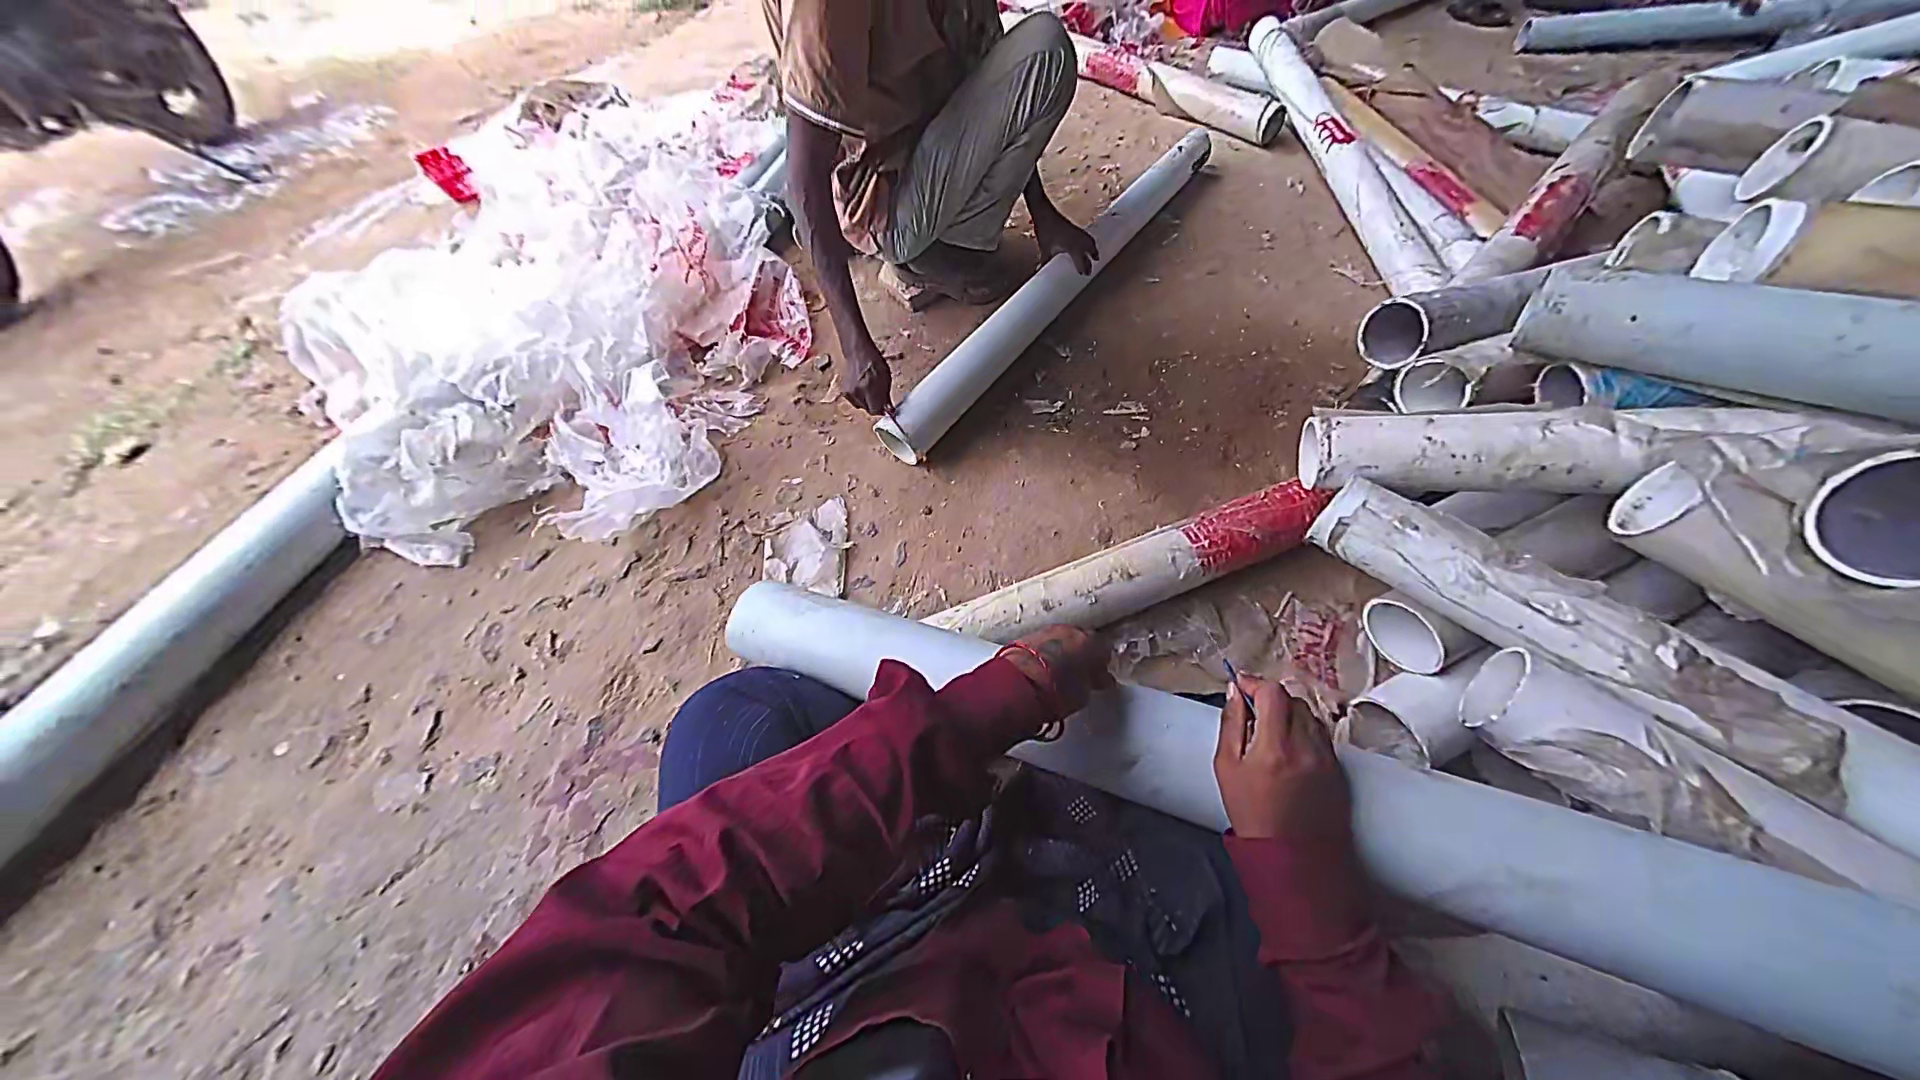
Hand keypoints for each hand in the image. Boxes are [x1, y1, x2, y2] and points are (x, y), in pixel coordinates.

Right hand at [840, 335, 892, 415]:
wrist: (858, 353)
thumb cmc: (874, 362)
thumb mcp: (886, 379)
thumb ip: (886, 396)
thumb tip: (889, 410)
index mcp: (869, 388)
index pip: (876, 410)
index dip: (883, 411)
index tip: (888, 409)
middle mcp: (858, 392)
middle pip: (869, 410)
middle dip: (876, 406)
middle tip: (881, 398)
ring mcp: (850, 393)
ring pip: (862, 407)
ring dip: (868, 403)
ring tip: (871, 391)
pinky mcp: (845, 393)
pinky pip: (856, 402)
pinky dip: (861, 399)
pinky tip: (864, 389)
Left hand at [1003, 625, 1114, 717]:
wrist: (1020, 682)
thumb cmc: (1057, 690)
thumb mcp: (1084, 694)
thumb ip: (1093, 681)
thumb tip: (1096, 680)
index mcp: (1093, 643)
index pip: (1105, 648)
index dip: (1102, 662)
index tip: (1098, 674)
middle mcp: (1072, 630)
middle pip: (1082, 639)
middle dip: (1081, 653)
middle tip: (1079, 672)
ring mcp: (1048, 630)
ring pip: (1061, 638)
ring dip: (1062, 651)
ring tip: (1058, 671)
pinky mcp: (1028, 635)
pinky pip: (1043, 642)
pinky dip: (1045, 652)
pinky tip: (1042, 667)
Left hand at [1033, 209, 1098, 275]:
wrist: (1044, 213)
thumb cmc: (1045, 231)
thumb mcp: (1044, 249)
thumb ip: (1045, 261)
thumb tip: (1040, 271)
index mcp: (1072, 246)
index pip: (1081, 260)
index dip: (1082, 268)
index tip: (1083, 275)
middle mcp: (1078, 239)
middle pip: (1089, 251)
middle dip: (1089, 262)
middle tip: (1089, 272)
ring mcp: (1078, 232)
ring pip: (1090, 243)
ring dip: (1093, 251)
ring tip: (1095, 258)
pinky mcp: (1075, 228)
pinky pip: (1087, 237)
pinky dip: (1090, 242)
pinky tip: (1087, 245)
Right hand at [1213, 673, 1350, 841]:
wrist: (1294, 858)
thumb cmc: (1253, 813)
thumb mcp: (1227, 766)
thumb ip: (1231, 723)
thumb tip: (1234, 692)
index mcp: (1275, 747)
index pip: (1273, 693)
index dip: (1254, 683)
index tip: (1241, 686)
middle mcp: (1307, 747)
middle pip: (1293, 699)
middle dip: (1271, 699)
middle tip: (1253, 712)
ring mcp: (1327, 758)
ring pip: (1309, 715)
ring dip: (1289, 714)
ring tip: (1271, 732)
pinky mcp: (1339, 769)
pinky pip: (1321, 735)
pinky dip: (1304, 732)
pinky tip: (1289, 749)